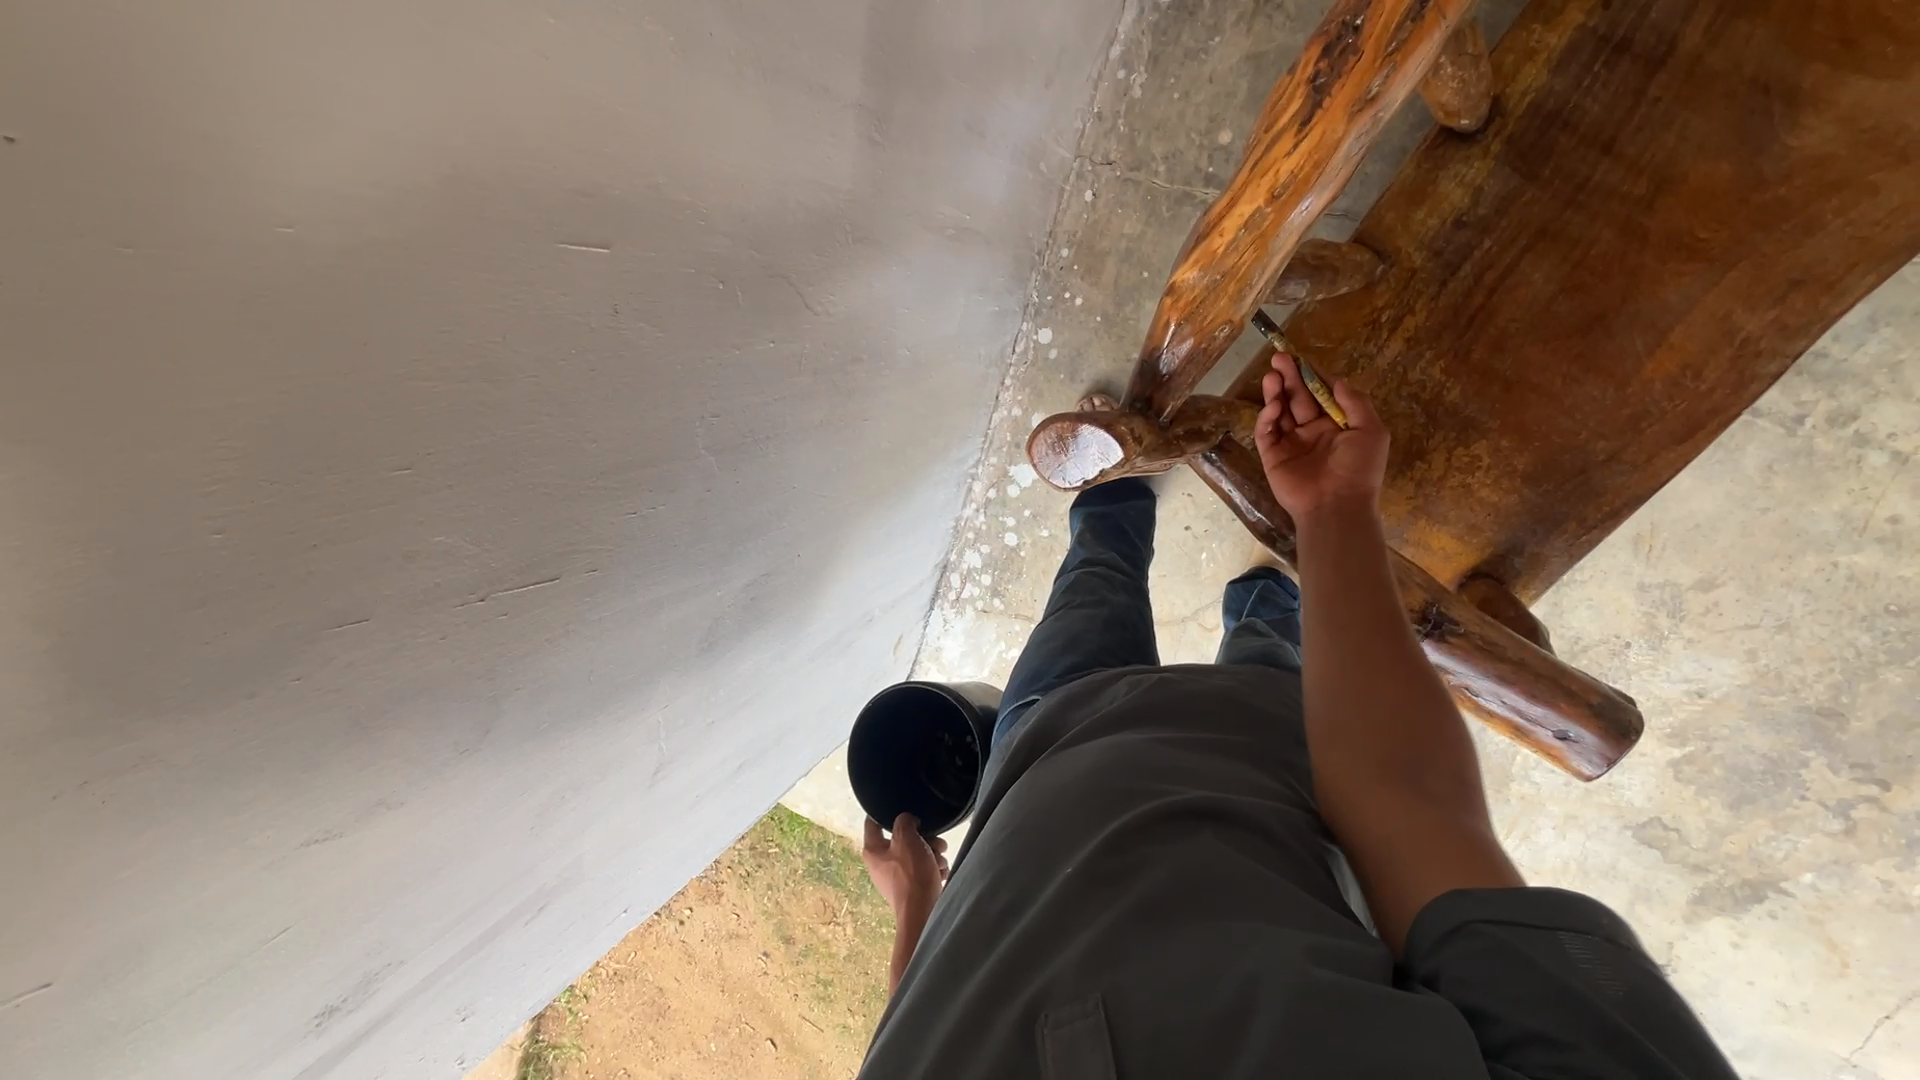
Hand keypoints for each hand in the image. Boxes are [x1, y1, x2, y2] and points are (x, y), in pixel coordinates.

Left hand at [862, 814, 948, 919]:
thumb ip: (904, 821)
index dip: (886, 812)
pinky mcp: (910, 888)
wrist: (923, 912)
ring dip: (932, 853)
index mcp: (873, 850)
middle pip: (902, 838)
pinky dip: (933, 868)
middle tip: (935, 841)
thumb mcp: (906, 838)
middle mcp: (881, 864)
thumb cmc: (911, 873)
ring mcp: (896, 878)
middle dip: (923, 837)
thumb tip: (907, 821)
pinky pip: (922, 870)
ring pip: (916, 853)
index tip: (905, 808)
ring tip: (940, 860)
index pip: (873, 822)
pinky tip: (941, 872)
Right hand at [1254, 352, 1389, 518]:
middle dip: (1289, 377)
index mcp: (1336, 425)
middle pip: (1296, 398)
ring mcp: (1290, 443)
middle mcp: (1312, 431)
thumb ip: (1356, 402)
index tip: (1302, 358)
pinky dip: (1268, 417)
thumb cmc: (1359, 468)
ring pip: (1279, 412)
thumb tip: (1338, 380)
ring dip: (1275, 392)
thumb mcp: (1372, 430)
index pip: (1320, 394)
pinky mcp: (1272, 456)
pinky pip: (1267, 432)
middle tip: (1279, 357)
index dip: (1311, 376)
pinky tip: (1273, 406)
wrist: (1336, 504)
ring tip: (1271, 374)